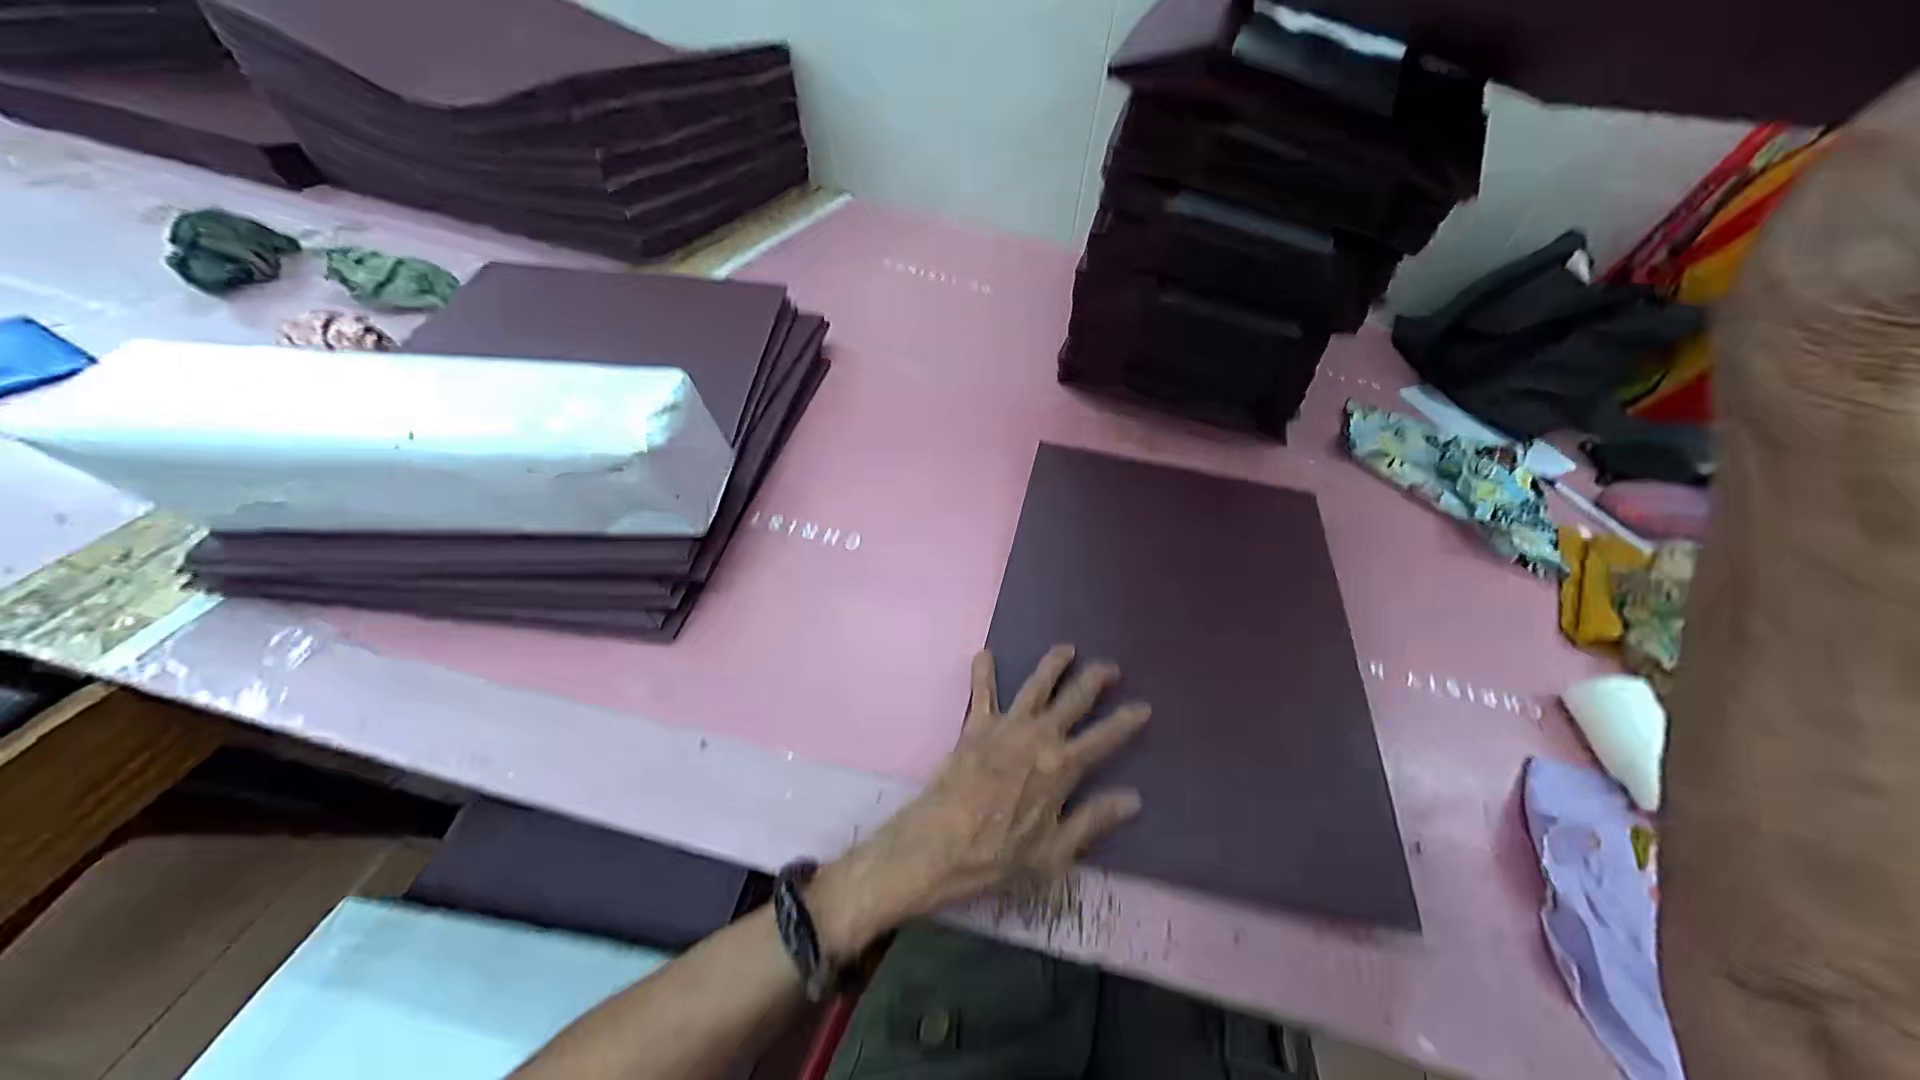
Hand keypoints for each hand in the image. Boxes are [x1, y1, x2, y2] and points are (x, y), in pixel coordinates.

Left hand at [808, 645, 1150, 959]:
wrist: (938, 843)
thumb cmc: (998, 854)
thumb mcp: (1054, 851)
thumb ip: (1093, 820)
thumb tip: (1133, 798)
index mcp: (1062, 767)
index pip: (1104, 738)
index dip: (1126, 721)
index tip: (1143, 706)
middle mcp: (1038, 736)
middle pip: (1073, 699)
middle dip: (1094, 679)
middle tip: (1110, 666)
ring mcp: (1005, 727)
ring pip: (1035, 685)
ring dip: (1052, 664)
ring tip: (1066, 648)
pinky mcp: (975, 726)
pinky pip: (981, 692)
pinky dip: (983, 671)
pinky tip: (984, 653)